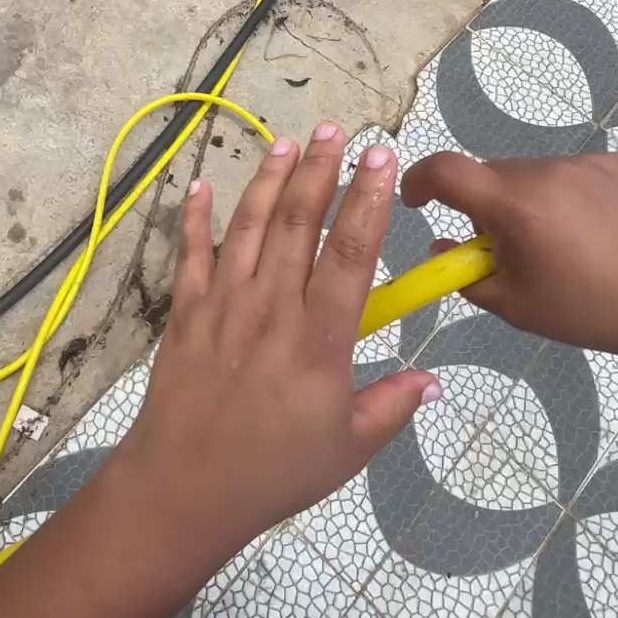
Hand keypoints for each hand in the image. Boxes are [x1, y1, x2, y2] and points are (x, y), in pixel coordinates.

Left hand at [106, 124, 442, 558]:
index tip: (380, 159)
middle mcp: (271, 307)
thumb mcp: (348, 450)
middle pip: (297, 223)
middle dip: (320, 171)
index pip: (351, 253)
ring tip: (289, 142)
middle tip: (335, 130)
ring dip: (268, 179)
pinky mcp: (184, 309)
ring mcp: (222, 302)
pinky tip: (201, 186)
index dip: (368, 200)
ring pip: (248, 226)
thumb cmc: (273, 471)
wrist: (185, 487)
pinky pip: (190, 253)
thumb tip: (433, 378)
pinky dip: (195, 217)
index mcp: (319, 339)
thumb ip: (392, 406)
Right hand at [398, 151, 617, 368]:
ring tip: (560, 245)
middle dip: (482, 206)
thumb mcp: (515, 305)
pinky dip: (564, 196)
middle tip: (505, 248)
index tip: (416, 201)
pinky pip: (570, 173)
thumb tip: (442, 244)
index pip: (444, 170)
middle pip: (489, 176)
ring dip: (524, 201)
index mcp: (516, 205)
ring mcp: (588, 163)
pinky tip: (596, 234)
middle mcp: (547, 171)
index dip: (418, 179)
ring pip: (530, 174)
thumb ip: (465, 273)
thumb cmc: (595, 313)